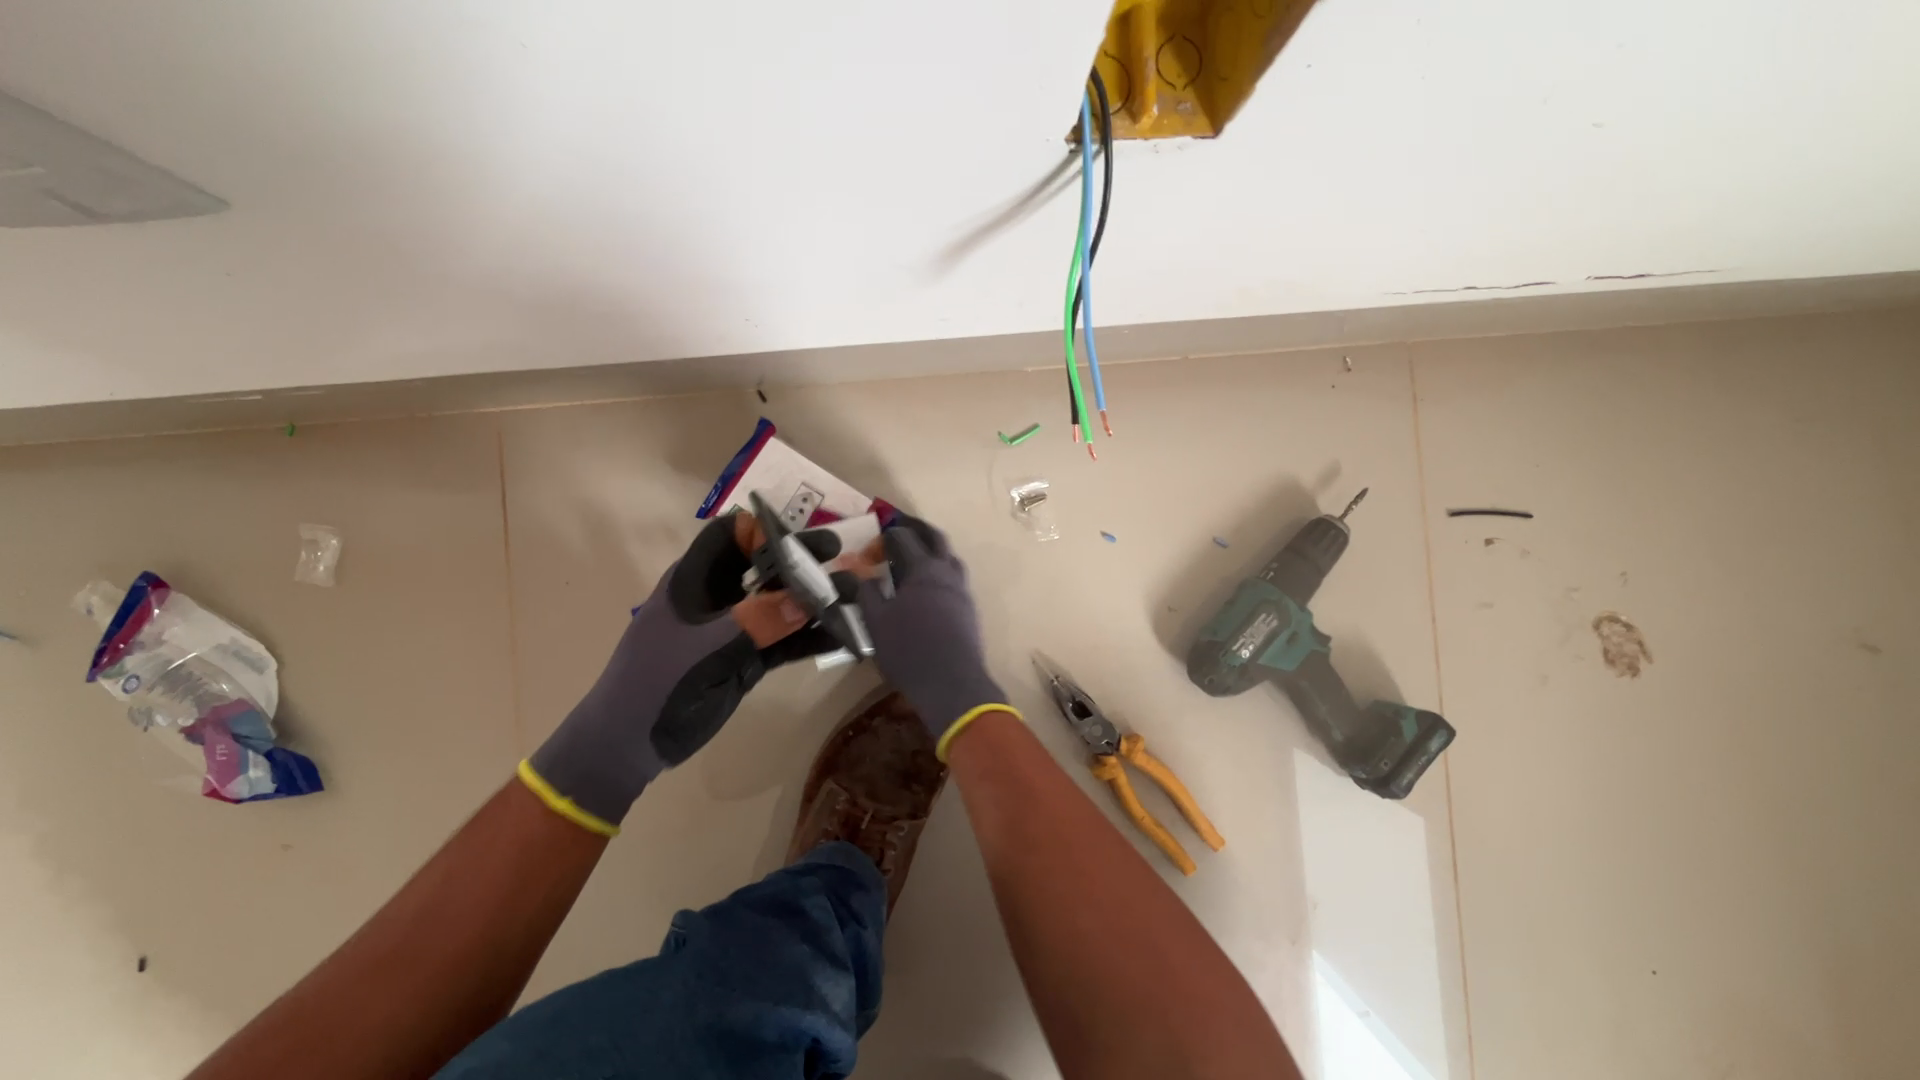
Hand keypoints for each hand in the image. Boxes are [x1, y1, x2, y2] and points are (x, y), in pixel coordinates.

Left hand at [524, 512, 850, 833]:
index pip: (728, 536)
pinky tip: (845, 636)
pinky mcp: (746, 660)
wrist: (629, 744)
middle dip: (800, 560)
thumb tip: (805, 601)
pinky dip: (810, 638)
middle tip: (842, 555)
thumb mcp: (704, 650)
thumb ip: (755, 623)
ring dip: (814, 601)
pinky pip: (784, 641)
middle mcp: (715, 598)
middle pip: (762, 566)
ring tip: (855, 595)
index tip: (801, 537)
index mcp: (692, 582)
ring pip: (779, 604)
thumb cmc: (655, 684)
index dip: (763, 529)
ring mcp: (733, 629)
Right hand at [856, 515, 1015, 758]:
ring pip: (951, 559)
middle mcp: (948, 573)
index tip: (877, 532)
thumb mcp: (876, 623)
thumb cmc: (909, 650)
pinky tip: (929, 588)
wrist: (953, 684)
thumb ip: (867, 594)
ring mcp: (964, 592)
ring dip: (935, 550)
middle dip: (919, 529)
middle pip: (937, 539)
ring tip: (917, 556)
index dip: (890, 532)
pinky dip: (941, 572)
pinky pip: (955, 580)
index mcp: (924, 569)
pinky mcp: (970, 611)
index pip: (906, 538)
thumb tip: (860, 577)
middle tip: (903, 526)